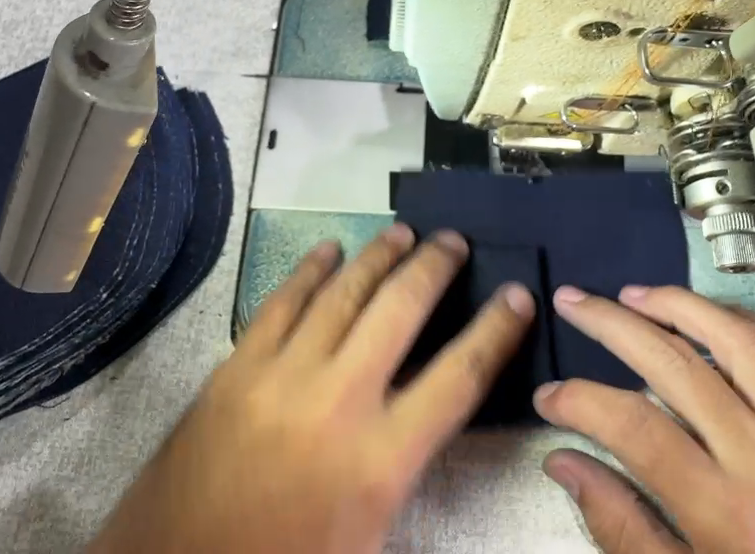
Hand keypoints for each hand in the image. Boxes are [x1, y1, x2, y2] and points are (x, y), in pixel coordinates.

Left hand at [88, 224, 534, 553]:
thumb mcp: (370, 539)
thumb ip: (406, 472)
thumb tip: (434, 418)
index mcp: (380, 460)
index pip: (458, 377)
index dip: (495, 331)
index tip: (518, 295)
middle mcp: (338, 403)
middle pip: (400, 311)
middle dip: (433, 267)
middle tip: (453, 240)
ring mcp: (282, 376)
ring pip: (342, 294)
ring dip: (378, 257)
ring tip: (403, 231)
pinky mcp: (236, 367)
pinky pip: (281, 303)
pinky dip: (308, 271)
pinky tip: (327, 250)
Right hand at [536, 285, 754, 553]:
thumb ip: (622, 528)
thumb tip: (564, 461)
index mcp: (729, 515)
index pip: (637, 429)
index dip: (581, 400)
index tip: (548, 395)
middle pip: (677, 364)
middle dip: (613, 324)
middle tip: (573, 302)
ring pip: (736, 338)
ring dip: (677, 304)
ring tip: (633, 294)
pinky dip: (743, 321)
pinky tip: (709, 315)